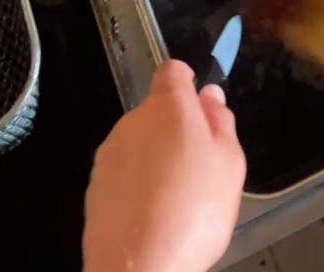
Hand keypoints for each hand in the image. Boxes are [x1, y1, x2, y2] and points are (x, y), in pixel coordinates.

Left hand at [83, 59, 245, 271]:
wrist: (138, 270)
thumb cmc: (194, 210)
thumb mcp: (229, 164)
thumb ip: (221, 123)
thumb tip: (209, 95)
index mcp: (168, 106)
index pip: (173, 71)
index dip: (187, 84)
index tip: (200, 109)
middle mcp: (133, 120)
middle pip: (157, 111)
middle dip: (176, 130)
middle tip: (198, 168)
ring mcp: (109, 153)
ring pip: (139, 144)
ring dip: (155, 160)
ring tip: (176, 201)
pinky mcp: (94, 187)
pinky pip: (123, 174)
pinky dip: (136, 187)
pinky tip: (151, 218)